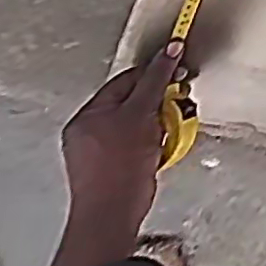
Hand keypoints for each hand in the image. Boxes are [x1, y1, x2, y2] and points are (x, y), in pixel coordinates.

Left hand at [58, 40, 184, 239]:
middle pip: (135, 100)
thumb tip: (169, 50)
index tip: (177, 69)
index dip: (155, 73)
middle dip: (159, 101)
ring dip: (160, 121)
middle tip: (174, 103)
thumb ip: (157, 79)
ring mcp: (103, 151)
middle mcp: (91, 131)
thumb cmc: (117, 167)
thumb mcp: (141, 112)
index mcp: (89, 114)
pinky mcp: (117, 166)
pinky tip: (161, 146)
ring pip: (141, 121)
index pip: (128, 80)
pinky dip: (156, 140)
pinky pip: (141, 141)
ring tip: (167, 130)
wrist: (113, 215)